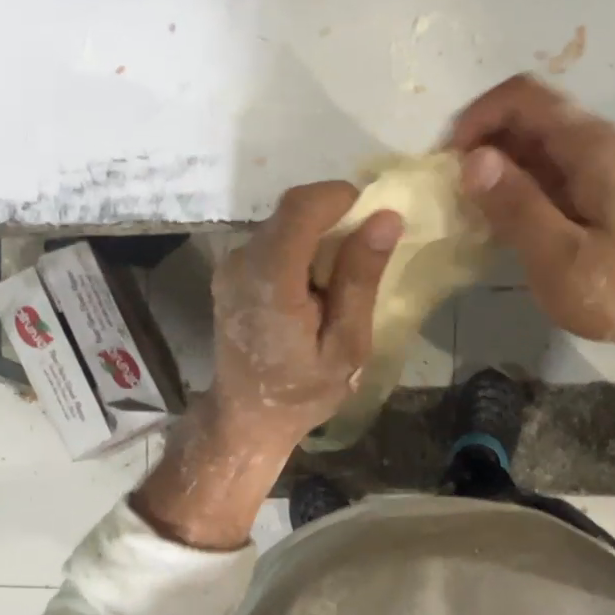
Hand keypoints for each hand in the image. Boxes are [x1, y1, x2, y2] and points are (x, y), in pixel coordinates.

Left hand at [207, 181, 403, 451]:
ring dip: (315, 239)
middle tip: (362, 259)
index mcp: (271, 283)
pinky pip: (270, 243)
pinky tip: (312, 291)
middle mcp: (242, 264)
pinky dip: (298, 252)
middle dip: (333, 221)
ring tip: (336, 284)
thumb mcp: (347, 345)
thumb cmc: (302, 392)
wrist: (246, 417)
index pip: (301, 208)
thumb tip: (385, 218)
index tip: (373, 216)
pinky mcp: (229, 274)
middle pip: (291, 213)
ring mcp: (230, 267)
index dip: (339, 197)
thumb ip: (361, 279)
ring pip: (281, 225)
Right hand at [447, 75, 614, 347]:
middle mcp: (591, 144)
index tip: (446, 164)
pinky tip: (491, 223)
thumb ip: (516, 206)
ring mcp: (590, 168)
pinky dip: (507, 188)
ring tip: (463, 210)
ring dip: (490, 168)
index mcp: (589, 147)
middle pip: (523, 115)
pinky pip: (536, 173)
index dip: (477, 118)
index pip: (523, 97)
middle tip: (448, 192)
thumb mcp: (560, 257)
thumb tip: (470, 159)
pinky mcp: (585, 194)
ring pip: (527, 145)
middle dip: (478, 143)